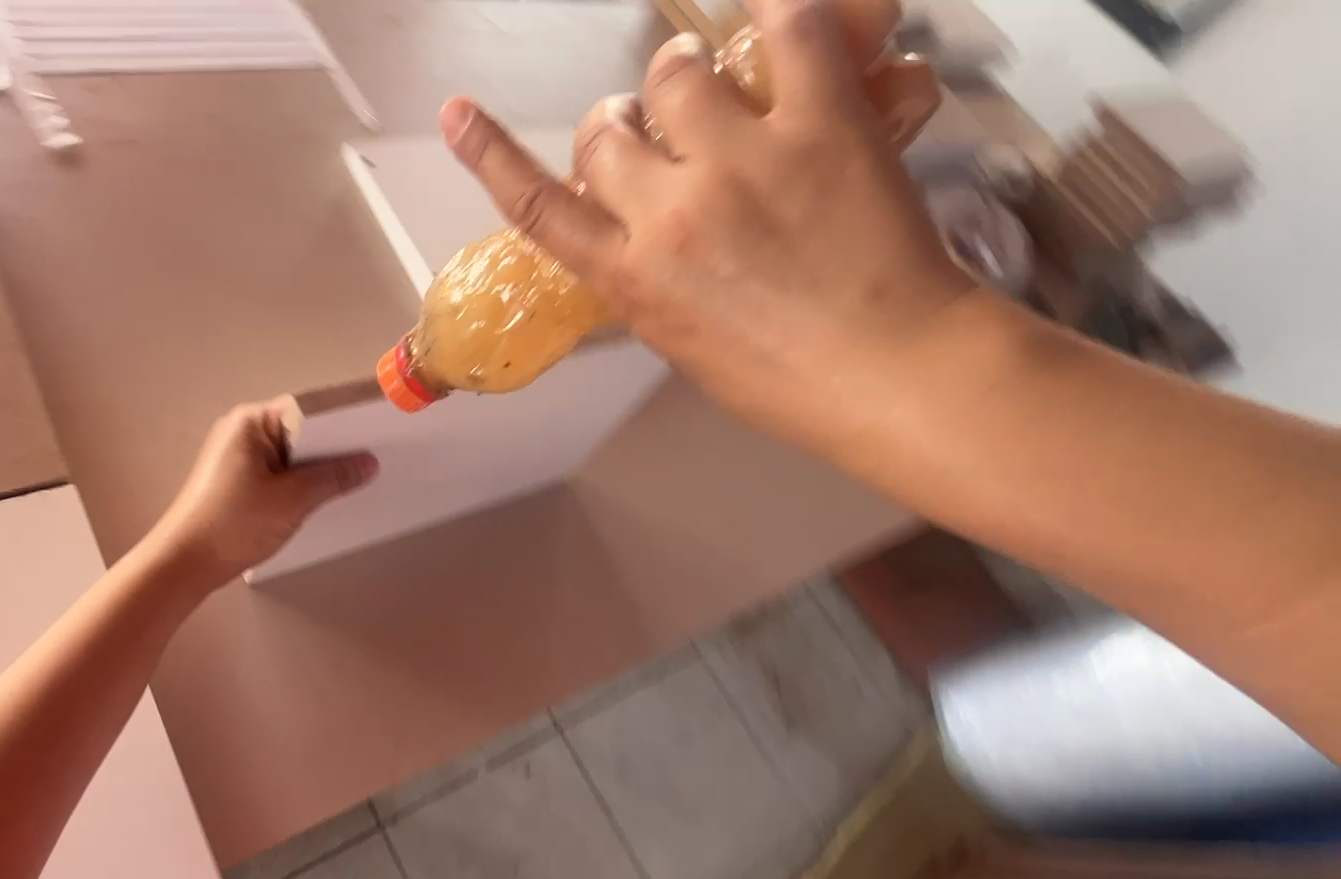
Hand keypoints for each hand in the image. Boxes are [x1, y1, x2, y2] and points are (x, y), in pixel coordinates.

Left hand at [150, 399, 378, 586]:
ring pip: (292, 454)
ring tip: (355, 478)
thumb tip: (369, 463)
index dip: (342, 419)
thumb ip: (334, 478)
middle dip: (333, 446)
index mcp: (251, 422)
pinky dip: (300, 482)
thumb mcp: (292, 500)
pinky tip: (323, 496)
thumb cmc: (234, 524)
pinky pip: (280, 471)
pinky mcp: (238, 480)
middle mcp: (242, 430)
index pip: (306, 408)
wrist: (185, 564)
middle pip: (300, 430)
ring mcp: (238, 456)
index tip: (375, 430)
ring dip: (317, 468)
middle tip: (374, 456)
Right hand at [442, 0, 980, 442]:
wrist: (884, 372)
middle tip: (653, 131)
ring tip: (719, 92)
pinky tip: (776, 18)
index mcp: (629, 279)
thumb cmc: (778, 377)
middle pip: (605, 132)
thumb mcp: (680, 338)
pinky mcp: (818, 123)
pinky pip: (788, 30)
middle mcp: (667, 214)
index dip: (491, 156)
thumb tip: (643, 228)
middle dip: (618, 125)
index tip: (458, 115)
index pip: (537, 208)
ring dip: (683, 79)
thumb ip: (646, 276)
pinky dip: (779, 13)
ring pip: (675, 74)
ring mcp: (739, 163)